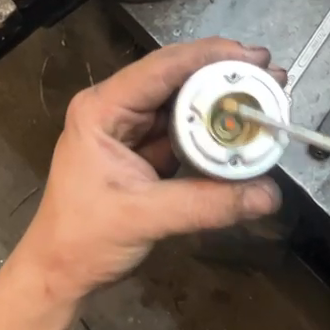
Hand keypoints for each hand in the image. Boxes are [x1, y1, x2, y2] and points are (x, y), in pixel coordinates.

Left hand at [14, 38, 282, 301]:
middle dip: (224, 76)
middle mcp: (115, 110)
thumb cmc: (82, 240)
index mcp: (102, 110)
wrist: (59, 273)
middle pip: (176, 80)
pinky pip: (183, 134)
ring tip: (264, 98)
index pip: (161, 68)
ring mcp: (129, 132)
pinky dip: (212, 133)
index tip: (253, 56)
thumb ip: (208, 204)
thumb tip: (268, 195)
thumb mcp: (145, 217)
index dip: (210, 57)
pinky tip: (241, 133)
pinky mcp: (142, 154)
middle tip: (270, 75)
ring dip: (222, 103)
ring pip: (183, 106)